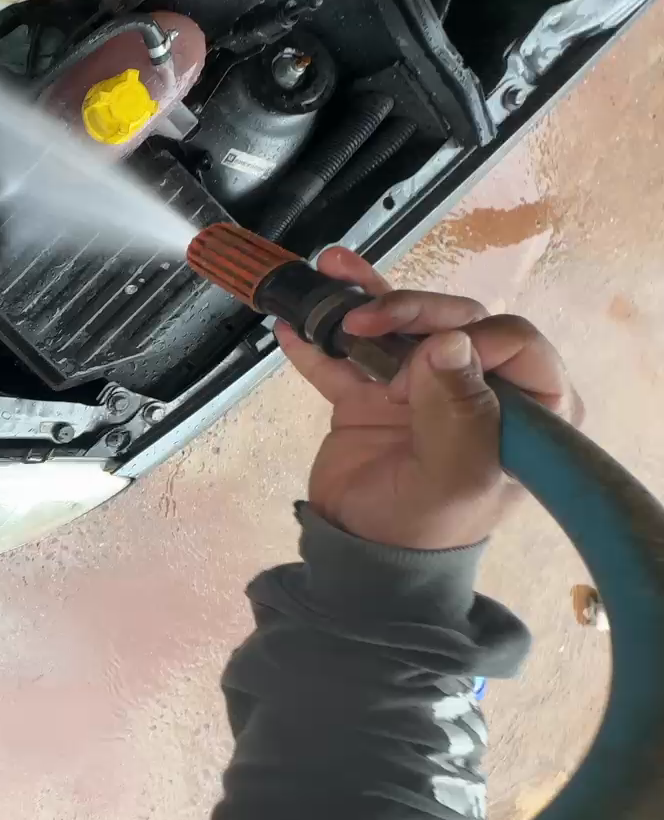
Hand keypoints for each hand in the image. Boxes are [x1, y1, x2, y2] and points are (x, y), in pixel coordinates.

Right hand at [275, 247, 579, 550]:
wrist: (360, 549)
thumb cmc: (424, 522)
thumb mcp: (454, 474)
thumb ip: (458, 411)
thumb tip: (448, 342)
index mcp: (526, 405)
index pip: (507, 341)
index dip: (460, 339)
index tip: (411, 368)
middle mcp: (474, 387)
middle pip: (448, 323)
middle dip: (405, 312)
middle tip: (359, 319)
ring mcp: (414, 390)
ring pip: (395, 331)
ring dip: (360, 299)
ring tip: (329, 271)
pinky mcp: (365, 399)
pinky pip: (340, 361)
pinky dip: (314, 344)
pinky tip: (292, 327)